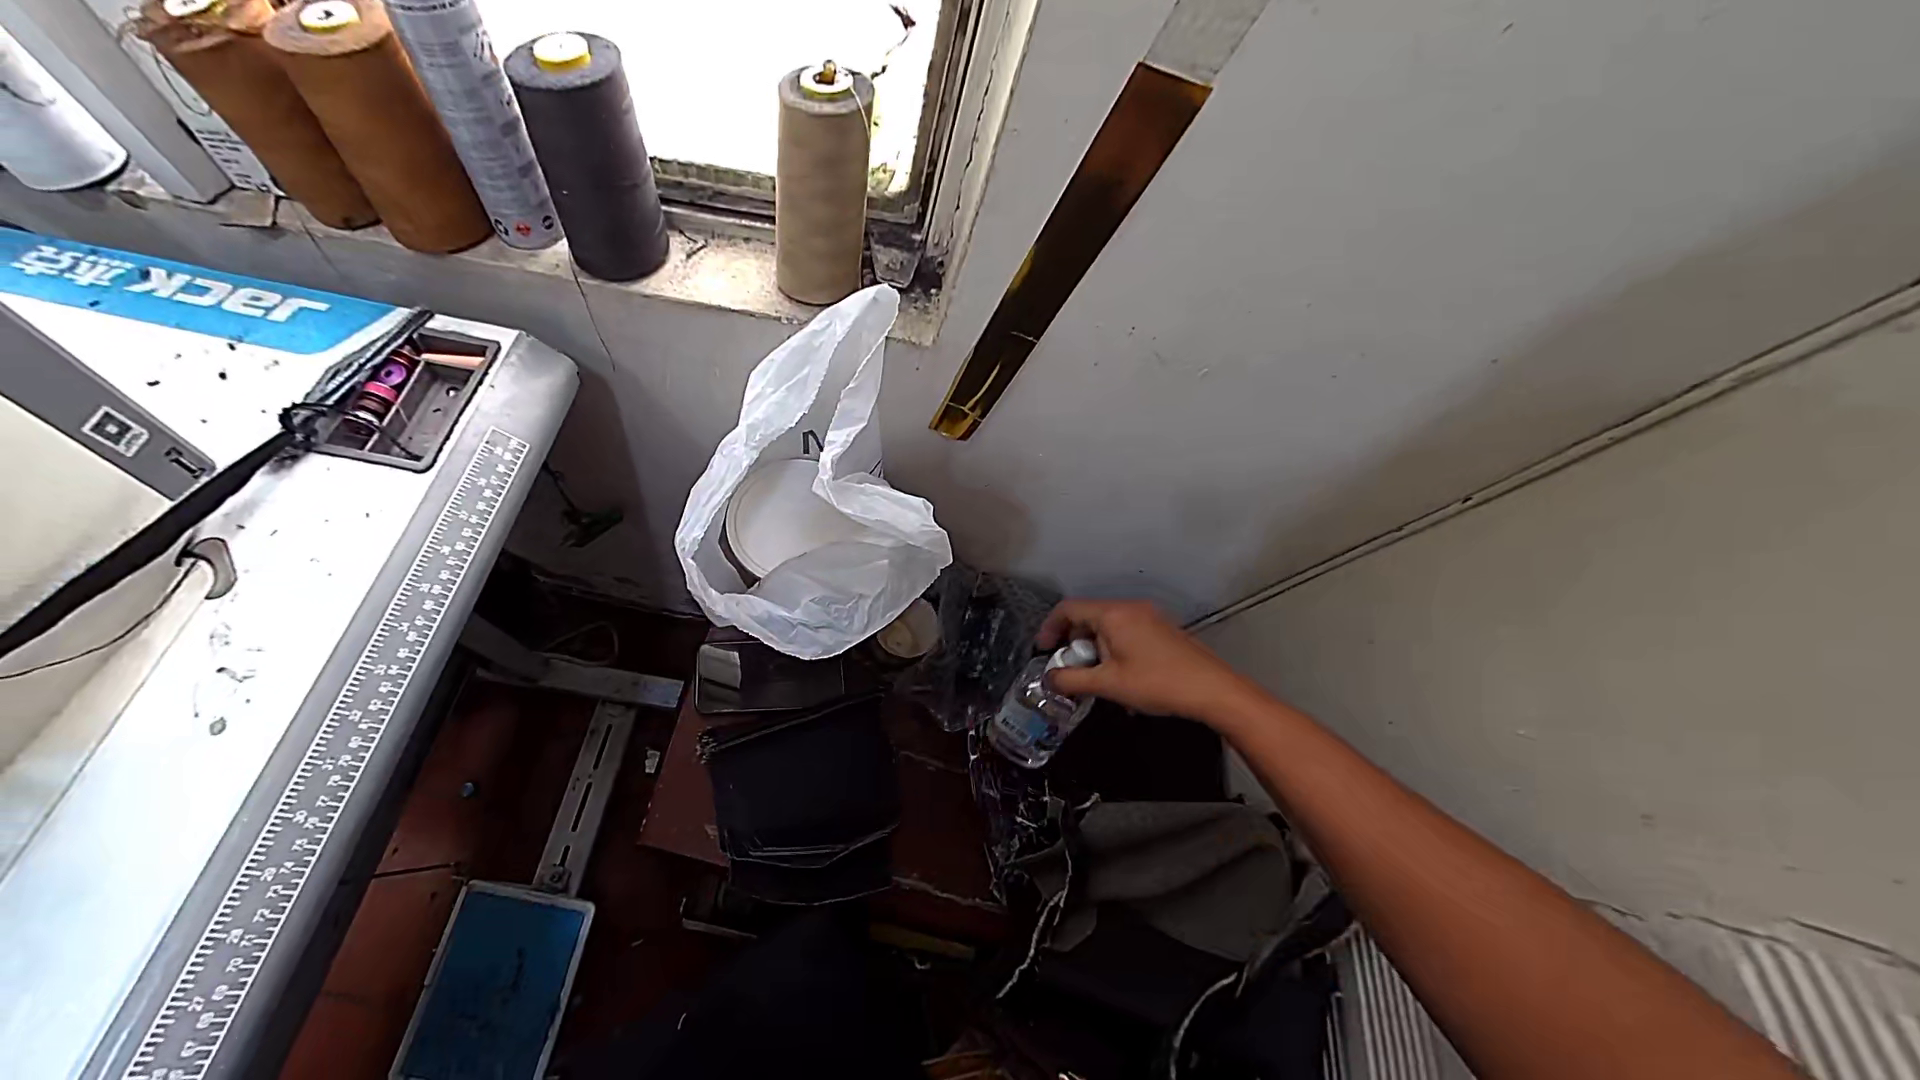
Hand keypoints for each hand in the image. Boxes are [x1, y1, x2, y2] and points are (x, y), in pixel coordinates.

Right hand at [1036, 599, 1263, 724]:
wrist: (1213, 690)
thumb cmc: (1158, 684)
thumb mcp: (1108, 685)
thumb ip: (1072, 680)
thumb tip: (1049, 679)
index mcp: (1113, 614)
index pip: (1069, 608)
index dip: (1050, 627)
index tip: (1043, 650)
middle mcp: (1130, 608)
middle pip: (1088, 615)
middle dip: (1073, 641)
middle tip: (1071, 669)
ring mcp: (1149, 616)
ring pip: (1107, 625)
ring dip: (1094, 647)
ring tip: (1097, 677)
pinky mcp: (1161, 629)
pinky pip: (1126, 630)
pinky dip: (1113, 647)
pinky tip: (1121, 675)